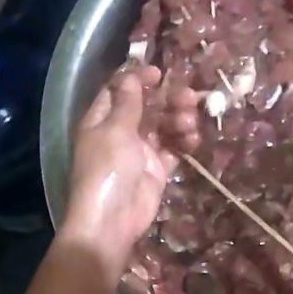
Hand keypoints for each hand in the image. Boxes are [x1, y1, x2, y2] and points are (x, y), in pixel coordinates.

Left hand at [62, 65, 175, 271]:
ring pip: (163, 126)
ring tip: (189, 122)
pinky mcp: (156, 170)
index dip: (137, 79)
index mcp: (100, 121)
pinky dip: (183, 141)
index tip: (159, 73)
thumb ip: (127, 102)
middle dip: (167, 99)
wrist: (111, 220)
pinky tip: (192, 139)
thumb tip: (130, 76)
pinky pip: (173, 148)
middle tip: (188, 97)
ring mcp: (138, 152)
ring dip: (178, 119)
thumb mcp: (114, 129)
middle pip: (146, 107)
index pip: (118, 91)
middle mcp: (118, 133)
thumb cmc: (107, 169)